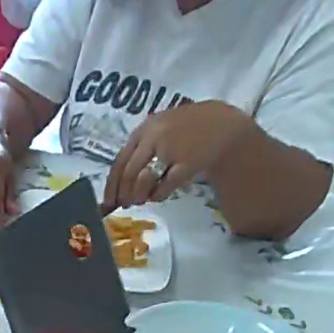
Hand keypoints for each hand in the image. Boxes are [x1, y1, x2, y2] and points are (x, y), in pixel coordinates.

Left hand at [102, 100, 253, 210]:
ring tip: (142, 199)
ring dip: (138, 196)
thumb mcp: (160, 132)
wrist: (225, 128)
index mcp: (145, 129)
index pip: (119, 161)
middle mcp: (155, 136)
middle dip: (124, 195)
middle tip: (126, 205)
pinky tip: (159, 195)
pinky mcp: (187, 162)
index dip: (111, 185)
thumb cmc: (187, 133)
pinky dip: (157, 195)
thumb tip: (115, 185)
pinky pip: (163, 187)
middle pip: (128, 174)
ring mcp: (171, 148)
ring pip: (142, 181)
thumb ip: (139, 152)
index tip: (108, 202)